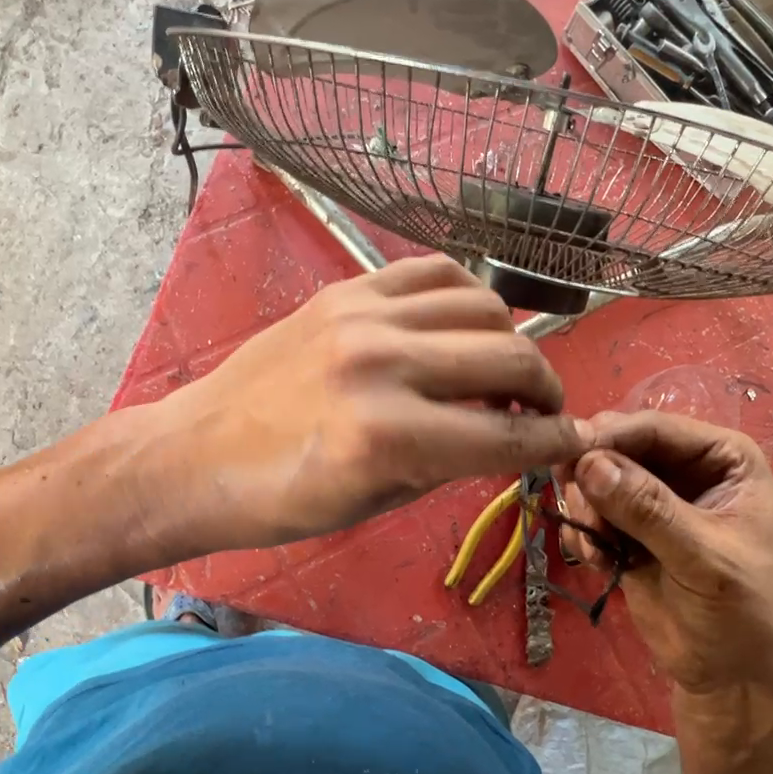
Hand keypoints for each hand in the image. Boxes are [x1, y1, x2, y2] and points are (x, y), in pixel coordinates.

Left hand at [140, 255, 593, 554]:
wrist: (199, 453)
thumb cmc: (284, 501)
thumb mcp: (380, 500)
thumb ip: (453, 461)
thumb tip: (511, 434)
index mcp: (390, 438)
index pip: (509, 436)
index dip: (555, 443)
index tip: (573, 442)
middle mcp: (384, 365)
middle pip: (511, 359)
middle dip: (547, 392)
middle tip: (542, 411)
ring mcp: (363, 316)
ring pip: (483, 306)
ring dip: (511, 342)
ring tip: (501, 370)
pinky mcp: (346, 289)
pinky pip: (434, 272)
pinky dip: (466, 297)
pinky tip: (463, 325)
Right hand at [555, 411, 772, 697]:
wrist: (740, 677)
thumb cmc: (749, 611)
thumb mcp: (706, 558)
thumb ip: (650, 510)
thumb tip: (589, 464)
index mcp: (720, 457)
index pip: (653, 428)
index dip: (609, 438)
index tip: (569, 459)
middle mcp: (684, 469)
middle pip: (616, 447)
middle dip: (591, 478)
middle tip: (585, 521)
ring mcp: (652, 502)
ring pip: (595, 480)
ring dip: (585, 510)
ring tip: (594, 550)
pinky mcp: (628, 535)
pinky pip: (589, 516)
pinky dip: (582, 533)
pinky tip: (592, 560)